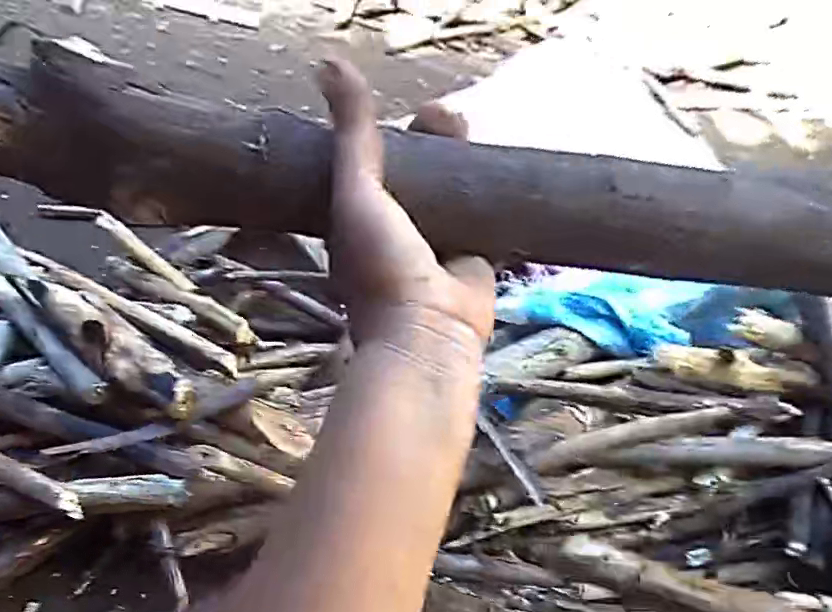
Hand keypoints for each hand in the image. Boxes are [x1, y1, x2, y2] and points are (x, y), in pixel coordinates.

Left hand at [317, 57, 495, 353]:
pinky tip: (504, 166)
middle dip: (436, 138)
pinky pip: (487, 214)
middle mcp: (398, 232)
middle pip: (420, 170)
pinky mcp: (476, 257)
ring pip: (455, 187)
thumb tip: (327, 62)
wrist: (427, 329)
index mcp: (361, 223)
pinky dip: (495, 191)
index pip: (377, 165)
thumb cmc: (381, 267)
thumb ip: (352, 135)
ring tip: (471, 135)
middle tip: (450, 123)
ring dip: (466, 158)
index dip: (394, 133)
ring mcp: (438, 245)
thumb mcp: (356, 194)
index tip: (414, 118)